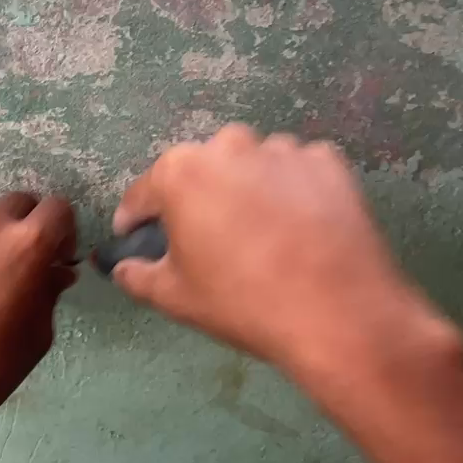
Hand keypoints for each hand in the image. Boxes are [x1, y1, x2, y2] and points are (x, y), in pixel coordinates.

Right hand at [112, 124, 458, 408]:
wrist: (340, 316)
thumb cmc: (243, 302)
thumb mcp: (174, 298)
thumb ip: (137, 276)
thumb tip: (122, 268)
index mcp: (180, 172)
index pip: (143, 192)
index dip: (136, 218)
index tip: (136, 236)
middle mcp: (227, 146)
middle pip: (199, 171)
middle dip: (196, 198)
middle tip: (207, 238)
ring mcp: (281, 150)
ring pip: (249, 166)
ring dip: (246, 189)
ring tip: (260, 232)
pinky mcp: (327, 162)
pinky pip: (295, 171)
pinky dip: (291, 190)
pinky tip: (299, 225)